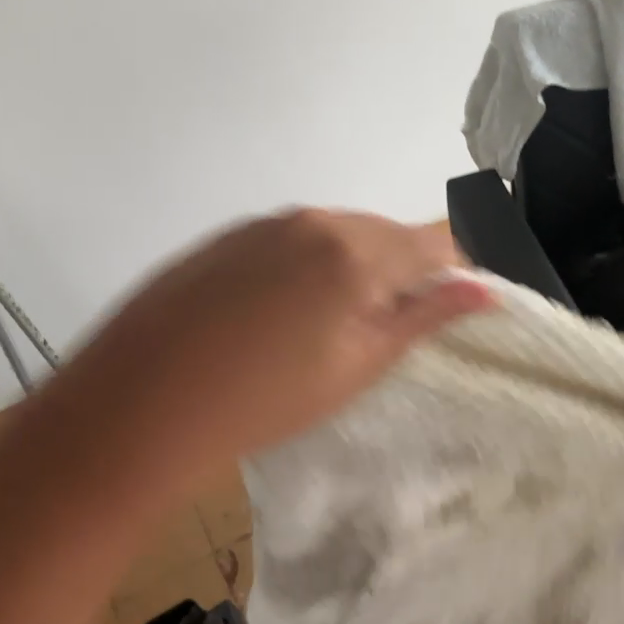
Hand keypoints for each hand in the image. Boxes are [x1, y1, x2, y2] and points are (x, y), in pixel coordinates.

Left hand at [53, 209, 491, 500]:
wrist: (139, 405)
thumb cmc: (265, 400)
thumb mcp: (358, 367)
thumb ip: (424, 318)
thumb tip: (484, 289)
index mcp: (356, 249)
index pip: (435, 242)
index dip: (452, 276)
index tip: (442, 314)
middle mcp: (314, 219)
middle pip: (385, 234)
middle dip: (399, 274)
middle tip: (379, 335)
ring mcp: (263, 223)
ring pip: (336, 235)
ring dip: (350, 270)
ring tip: (322, 332)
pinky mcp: (225, 237)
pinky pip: (290, 240)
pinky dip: (304, 268)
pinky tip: (276, 317)